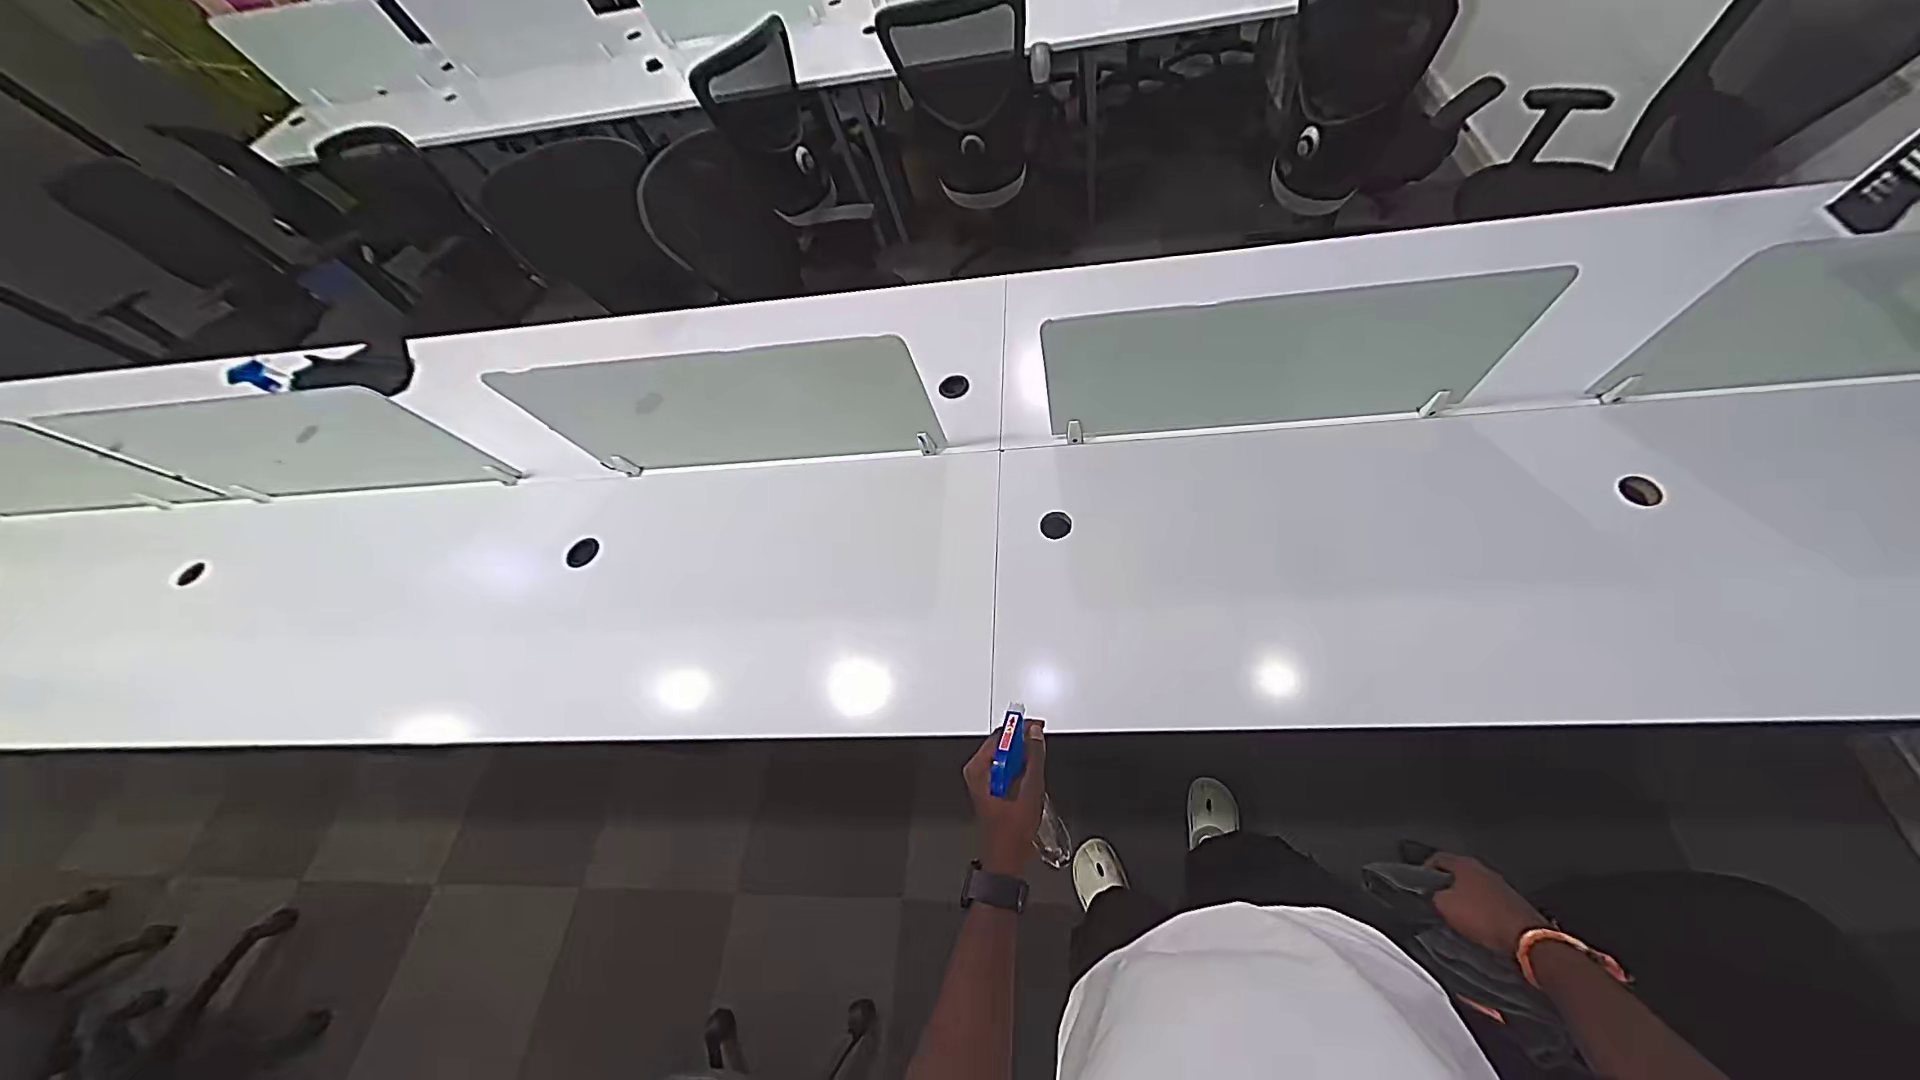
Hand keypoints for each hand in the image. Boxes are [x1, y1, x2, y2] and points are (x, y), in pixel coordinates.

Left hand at [962, 720, 1045, 875]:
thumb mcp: (1028, 792)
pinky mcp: (992, 789)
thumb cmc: (1010, 835)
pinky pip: (1006, 768)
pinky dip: (1020, 766)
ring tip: (1037, 758)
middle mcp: (977, 774)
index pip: (999, 736)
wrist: (1006, 862)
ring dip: (1023, 755)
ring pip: (1006, 757)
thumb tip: (1034, 735)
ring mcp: (984, 782)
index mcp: (978, 770)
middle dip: (1023, 742)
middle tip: (1039, 738)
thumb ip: (1034, 760)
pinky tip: (1031, 774)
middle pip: (1002, 745)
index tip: (1036, 726)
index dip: (1019, 729)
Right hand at [1427, 852, 1547, 953]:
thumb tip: (1433, 894)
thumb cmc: (1482, 917)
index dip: (1423, 870)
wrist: (1529, 939)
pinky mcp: (1515, 902)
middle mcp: (1484, 869)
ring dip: (1465, 895)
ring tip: (1458, 911)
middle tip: (1437, 898)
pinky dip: (1481, 906)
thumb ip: (1432, 894)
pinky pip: (1489, 899)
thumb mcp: (1444, 905)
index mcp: (1464, 863)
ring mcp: (1502, 885)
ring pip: (1474, 885)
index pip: (1436, 858)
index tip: (1420, 884)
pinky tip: (1478, 920)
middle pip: (1456, 871)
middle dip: (1445, 883)